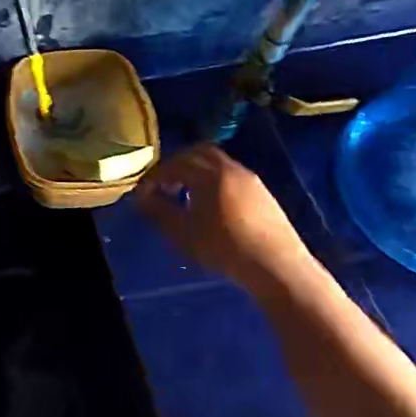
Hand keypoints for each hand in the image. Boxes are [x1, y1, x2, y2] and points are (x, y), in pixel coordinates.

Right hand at [134, 144, 317, 290]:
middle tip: (161, 187)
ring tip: (182, 197)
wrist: (275, 264)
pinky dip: (211, 179)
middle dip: (174, 166)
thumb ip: (158, 211)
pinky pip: (229, 173)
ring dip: (194, 172)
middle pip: (196, 152)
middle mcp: (230, 168)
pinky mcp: (260, 191)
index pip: (173, 164)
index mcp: (208, 175)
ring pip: (215, 162)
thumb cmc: (223, 248)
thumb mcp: (182, 233)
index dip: (153, 177)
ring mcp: (249, 178)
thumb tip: (141, 199)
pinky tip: (208, 205)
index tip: (141, 194)